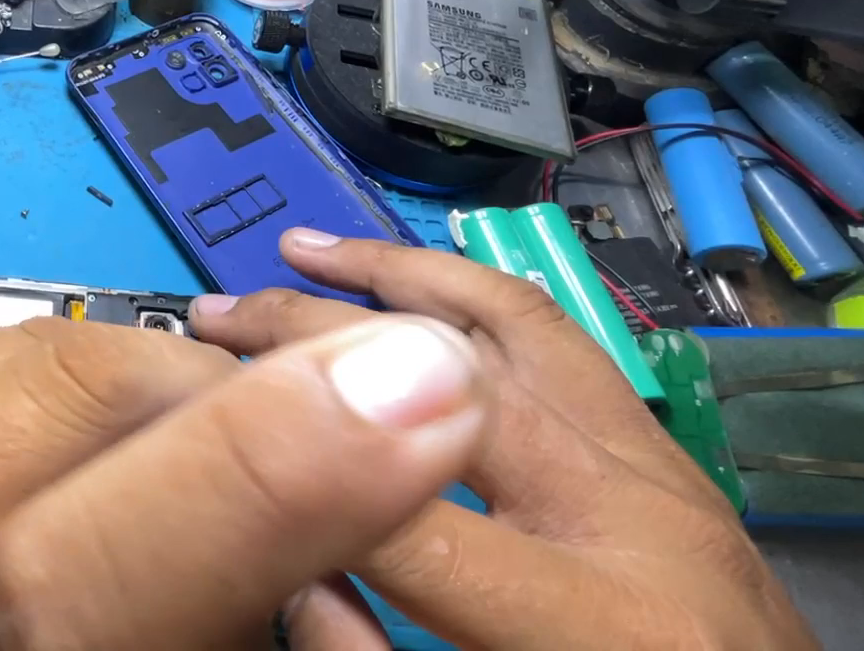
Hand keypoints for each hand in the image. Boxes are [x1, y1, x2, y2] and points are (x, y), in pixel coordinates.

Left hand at [0, 309, 491, 648]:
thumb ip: (195, 620)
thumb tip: (325, 564)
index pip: (69, 577)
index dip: (249, 474)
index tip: (416, 378)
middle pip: (76, 396)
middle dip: (232, 403)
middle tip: (318, 448)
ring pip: (51, 347)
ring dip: (164, 392)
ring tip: (196, 466)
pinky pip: (2, 349)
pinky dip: (85, 387)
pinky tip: (91, 452)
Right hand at [188, 228, 816, 650]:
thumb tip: (281, 552)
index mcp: (598, 620)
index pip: (390, 499)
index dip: (277, 445)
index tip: (200, 406)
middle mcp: (637, 518)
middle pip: (440, 375)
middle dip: (306, 327)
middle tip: (218, 313)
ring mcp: (661, 468)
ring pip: (511, 317)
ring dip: (389, 271)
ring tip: (305, 249)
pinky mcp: (664, 453)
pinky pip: (550, 333)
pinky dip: (460, 288)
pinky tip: (404, 276)